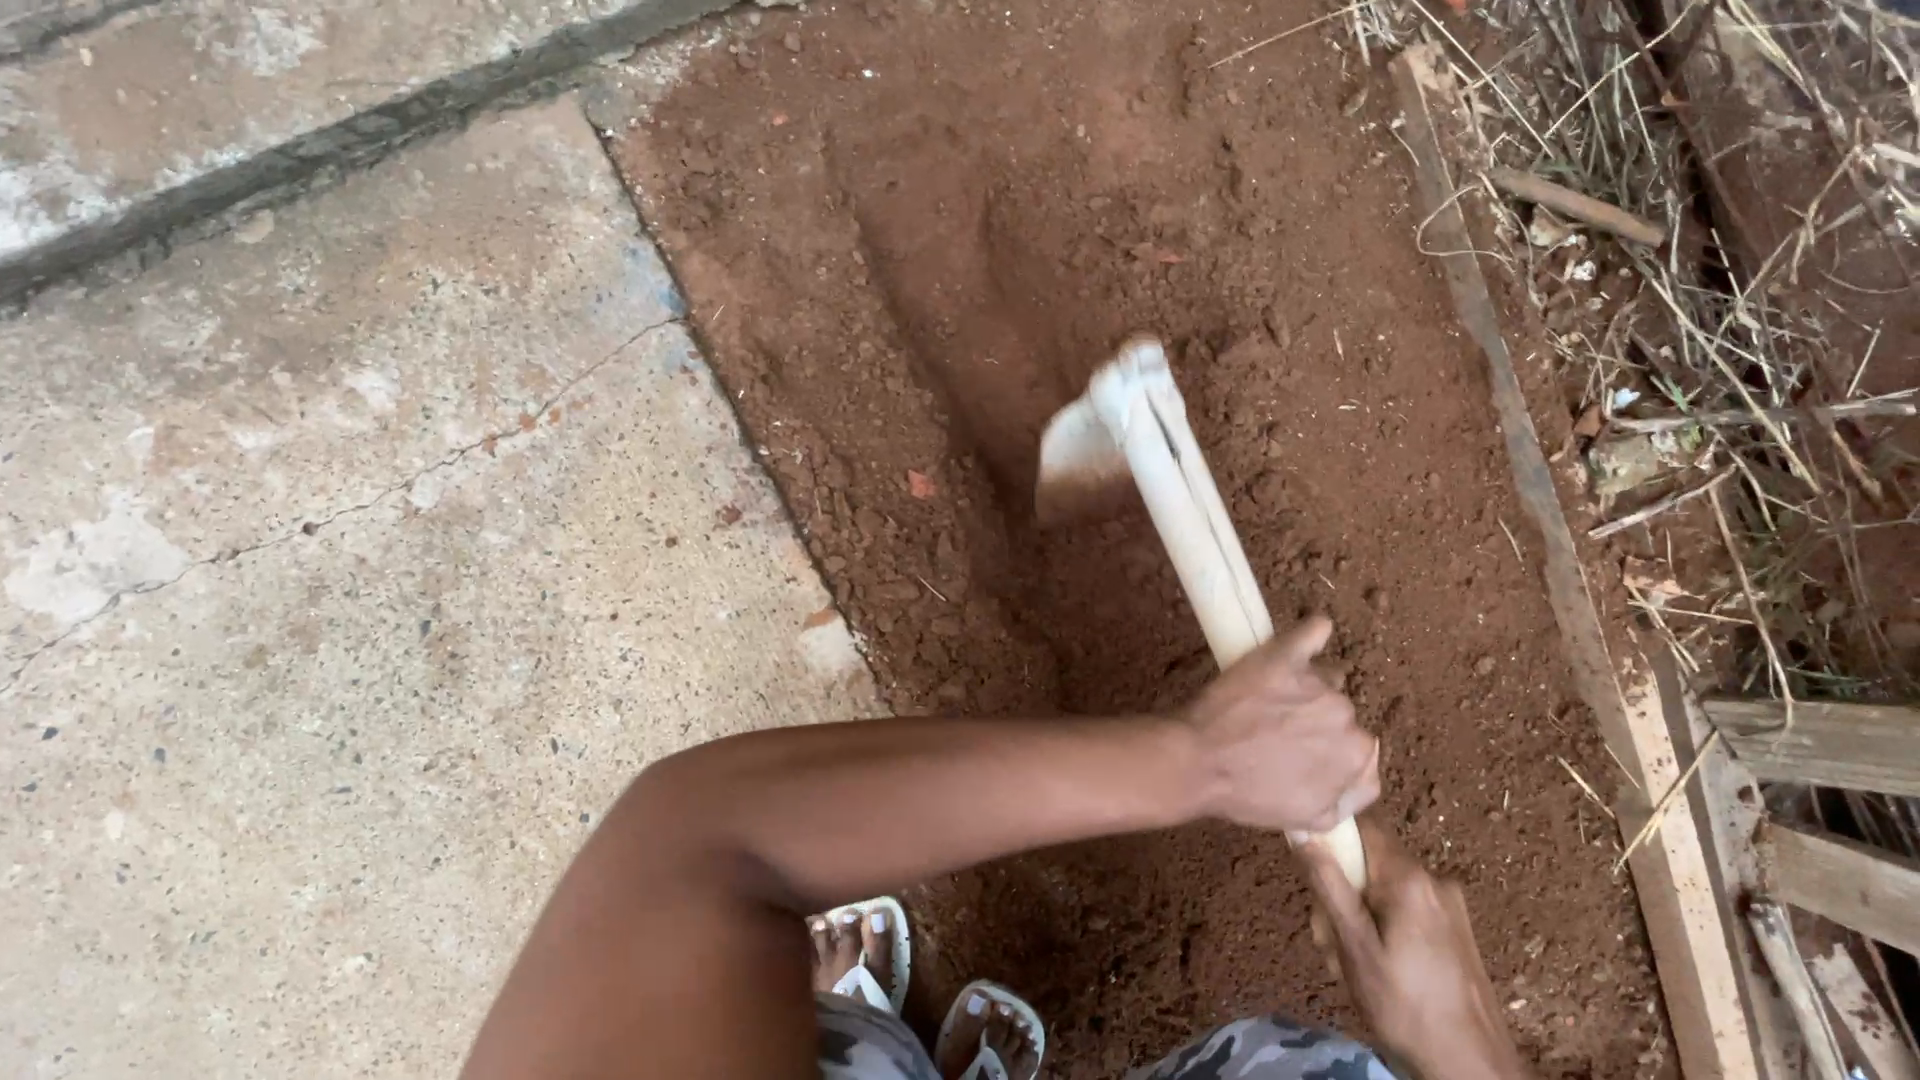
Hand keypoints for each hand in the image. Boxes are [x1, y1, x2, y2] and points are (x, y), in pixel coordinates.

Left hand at [1185, 616, 1378, 832]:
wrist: (1197, 762)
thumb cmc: (1245, 793)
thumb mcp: (1306, 818)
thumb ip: (1344, 802)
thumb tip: (1356, 783)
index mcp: (1358, 759)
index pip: (1360, 752)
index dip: (1330, 754)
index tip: (1303, 755)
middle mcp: (1346, 718)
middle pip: (1339, 713)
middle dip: (1314, 721)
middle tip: (1275, 730)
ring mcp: (1315, 684)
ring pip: (1323, 678)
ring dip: (1305, 685)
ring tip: (1268, 701)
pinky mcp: (1284, 657)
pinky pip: (1312, 633)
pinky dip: (1313, 632)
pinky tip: (1314, 631)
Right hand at [1299, 819, 1531, 1079]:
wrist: (1472, 1069)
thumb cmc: (1404, 1005)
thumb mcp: (1353, 944)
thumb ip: (1326, 882)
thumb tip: (1299, 828)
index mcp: (1409, 877)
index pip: (1359, 825)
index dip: (1328, 838)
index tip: (1311, 872)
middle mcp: (1434, 880)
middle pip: (1368, 862)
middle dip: (1340, 893)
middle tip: (1330, 940)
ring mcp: (1449, 906)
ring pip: (1383, 890)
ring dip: (1358, 917)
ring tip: (1352, 963)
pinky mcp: (1455, 930)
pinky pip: (1404, 911)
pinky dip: (1382, 930)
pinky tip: (1379, 969)